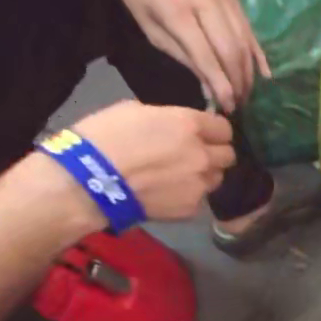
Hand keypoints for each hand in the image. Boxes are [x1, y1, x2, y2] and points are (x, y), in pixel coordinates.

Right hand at [70, 101, 236, 219]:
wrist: (92, 181)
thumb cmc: (106, 137)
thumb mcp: (137, 111)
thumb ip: (168, 119)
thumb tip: (177, 128)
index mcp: (190, 125)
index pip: (225, 129)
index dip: (215, 131)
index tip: (205, 134)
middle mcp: (203, 155)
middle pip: (228, 156)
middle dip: (215, 154)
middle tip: (196, 156)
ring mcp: (199, 185)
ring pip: (217, 179)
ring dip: (205, 176)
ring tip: (182, 177)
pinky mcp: (191, 209)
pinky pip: (199, 199)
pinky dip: (188, 196)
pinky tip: (168, 194)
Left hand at [94, 0, 269, 112]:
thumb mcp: (154, 34)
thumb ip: (186, 61)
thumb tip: (213, 92)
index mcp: (178, 10)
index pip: (208, 57)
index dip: (222, 87)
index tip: (228, 109)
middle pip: (231, 49)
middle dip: (238, 82)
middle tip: (240, 104)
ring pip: (243, 39)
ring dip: (248, 70)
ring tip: (246, 93)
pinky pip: (246, 24)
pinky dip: (255, 50)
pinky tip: (264, 72)